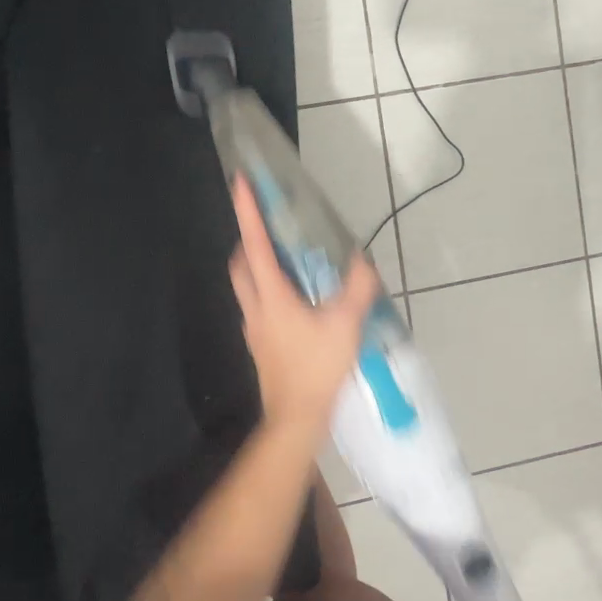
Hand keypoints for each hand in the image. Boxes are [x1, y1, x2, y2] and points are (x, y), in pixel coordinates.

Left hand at [228, 174, 379, 434]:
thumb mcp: (346, 325)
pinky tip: (294, 303)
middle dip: (248, 241)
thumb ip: (357, 289)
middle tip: (268, 227)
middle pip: (240, 264)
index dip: (247, 212)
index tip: (240, 182)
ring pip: (246, 287)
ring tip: (286, 261)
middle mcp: (255, 307)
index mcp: (271, 295)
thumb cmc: (317, 368)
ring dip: (256, 267)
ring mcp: (254, 328)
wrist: (295, 418)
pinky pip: (257, 307)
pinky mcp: (260, 346)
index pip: (254, 244)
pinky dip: (268, 292)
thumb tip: (361, 260)